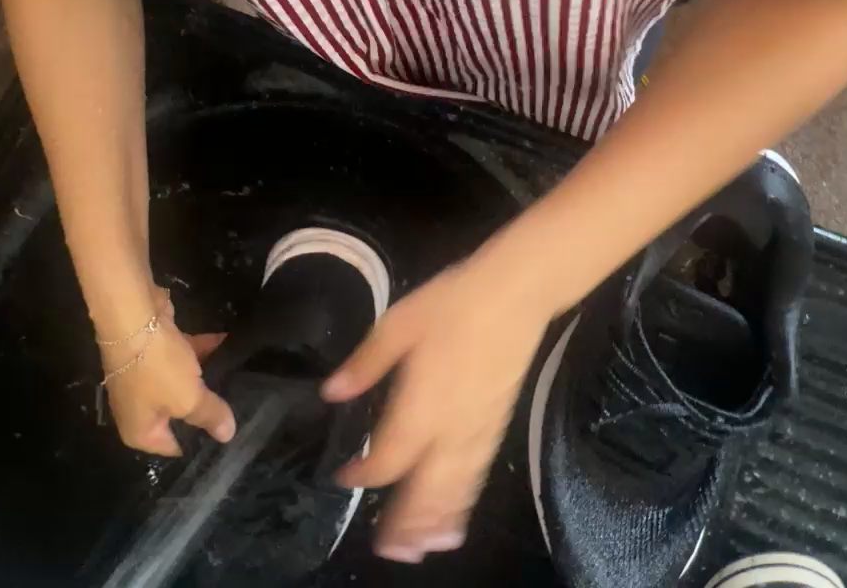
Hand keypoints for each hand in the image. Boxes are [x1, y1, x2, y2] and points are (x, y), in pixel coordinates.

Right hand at [101, 286, 236, 455]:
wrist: (134, 316)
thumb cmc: (157, 369)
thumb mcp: (188, 398)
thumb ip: (209, 414)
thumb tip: (227, 435)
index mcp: (140, 432)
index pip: (175, 447)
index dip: (202, 442)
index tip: (231, 434)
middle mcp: (141, 408)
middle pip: (181, 414)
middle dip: (208, 406)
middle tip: (242, 404)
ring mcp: (148, 377)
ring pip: (185, 383)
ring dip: (209, 376)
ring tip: (244, 377)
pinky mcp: (158, 350)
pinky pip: (186, 357)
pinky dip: (205, 351)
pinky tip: (230, 346)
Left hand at [322, 259, 555, 562]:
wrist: (514, 295)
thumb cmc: (453, 303)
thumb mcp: (398, 322)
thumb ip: (366, 362)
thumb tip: (331, 393)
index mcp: (421, 404)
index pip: (388, 457)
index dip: (364, 473)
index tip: (343, 476)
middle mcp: (450, 429)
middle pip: (424, 489)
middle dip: (403, 522)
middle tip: (384, 550)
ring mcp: (478, 431)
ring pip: (454, 490)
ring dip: (433, 523)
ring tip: (415, 551)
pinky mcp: (497, 425)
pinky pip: (477, 476)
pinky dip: (464, 504)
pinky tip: (456, 519)